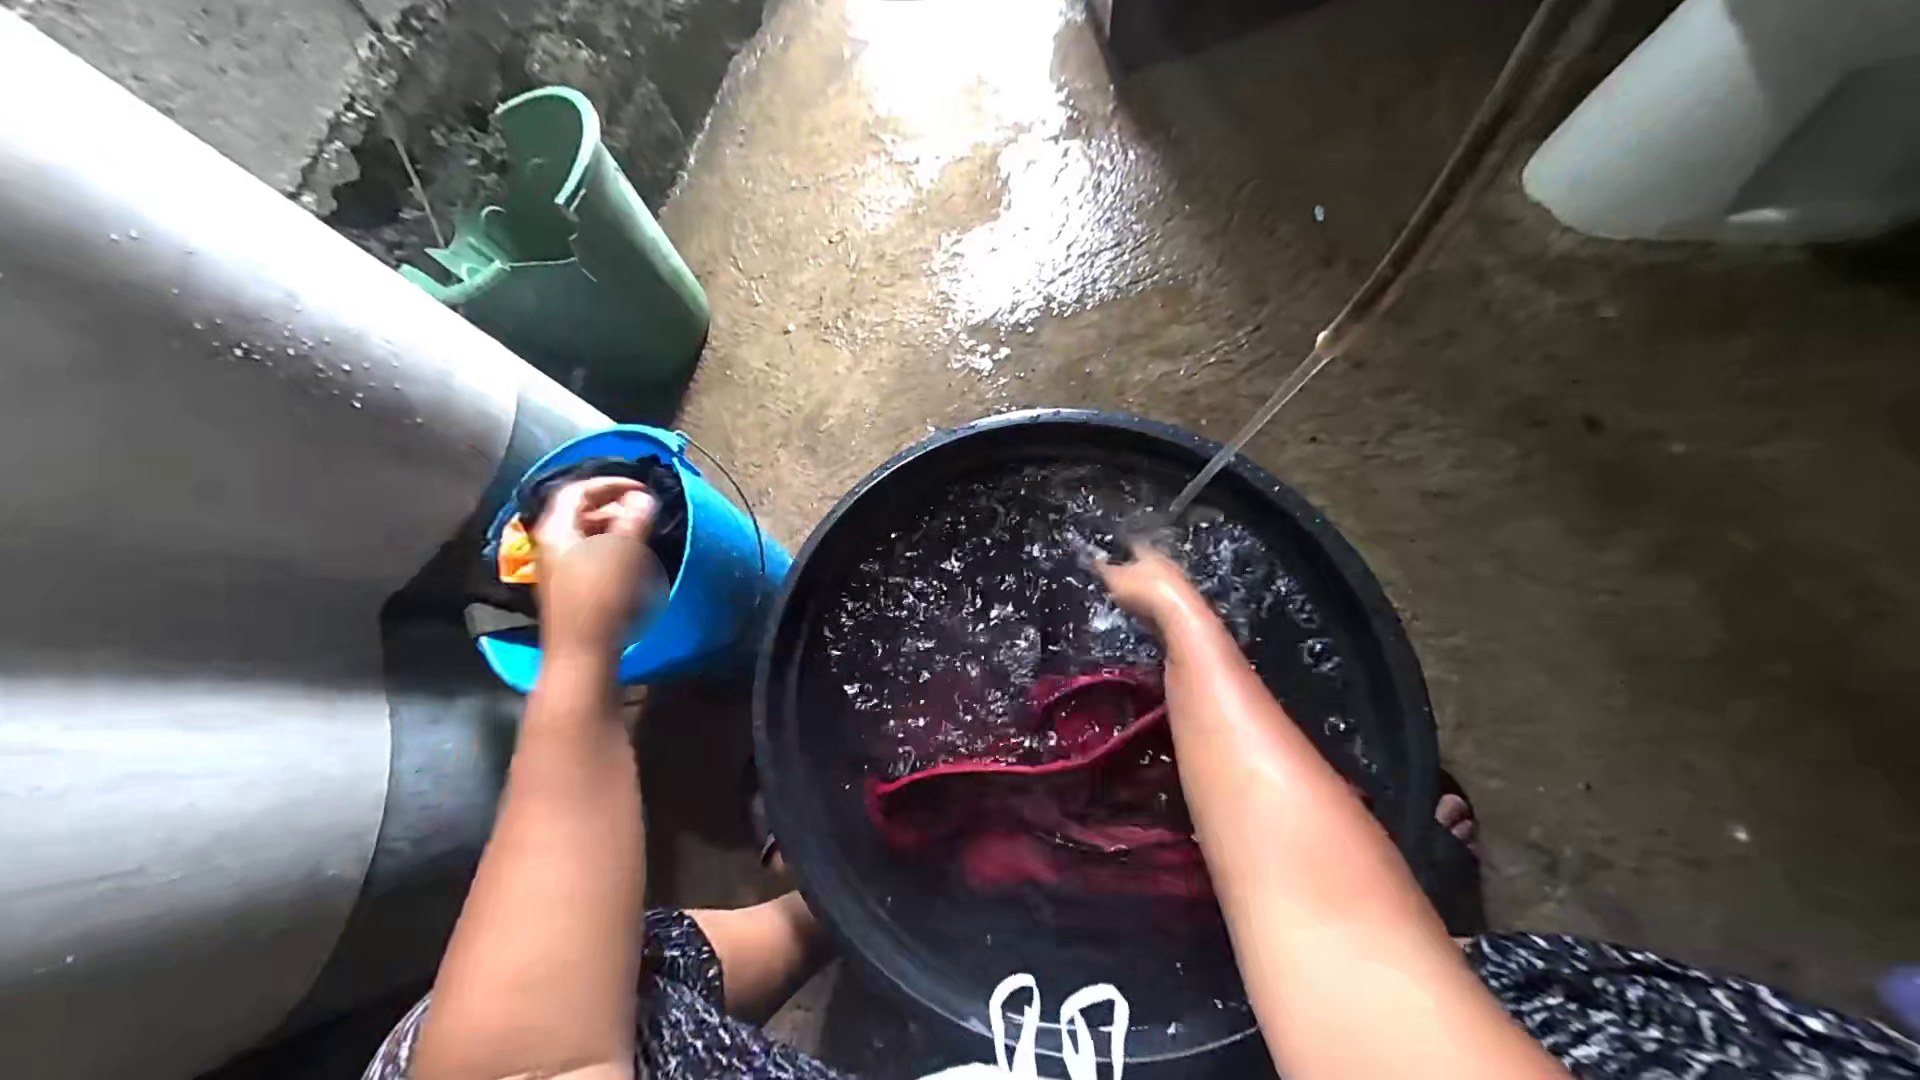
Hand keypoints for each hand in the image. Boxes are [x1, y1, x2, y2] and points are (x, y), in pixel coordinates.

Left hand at [533, 477, 659, 654]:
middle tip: (644, 505)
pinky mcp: (569, 579)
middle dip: (614, 501)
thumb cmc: (602, 599)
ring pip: (586, 528)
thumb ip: (634, 520)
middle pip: (580, 508)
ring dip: (614, 521)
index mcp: (557, 530)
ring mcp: (558, 561)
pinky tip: (631, 550)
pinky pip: (589, 546)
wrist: (582, 649)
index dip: (610, 483)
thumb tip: (643, 498)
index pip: (578, 490)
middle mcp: (551, 541)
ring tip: (642, 525)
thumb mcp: (623, 554)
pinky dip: (610, 539)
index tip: (641, 487)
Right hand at [1093, 542, 1205, 628]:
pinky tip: (1145, 614)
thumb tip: (1094, 562)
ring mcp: (1179, 584)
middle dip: (1135, 571)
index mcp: (1149, 551)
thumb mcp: (1112, 578)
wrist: (1179, 617)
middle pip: (1148, 563)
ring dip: (1146, 589)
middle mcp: (1167, 563)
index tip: (1112, 554)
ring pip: (1158, 582)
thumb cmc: (1144, 590)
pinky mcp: (1185, 604)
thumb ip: (1102, 569)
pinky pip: (1165, 601)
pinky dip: (1154, 606)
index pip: (1132, 544)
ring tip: (1130, 599)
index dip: (1121, 549)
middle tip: (1119, 579)